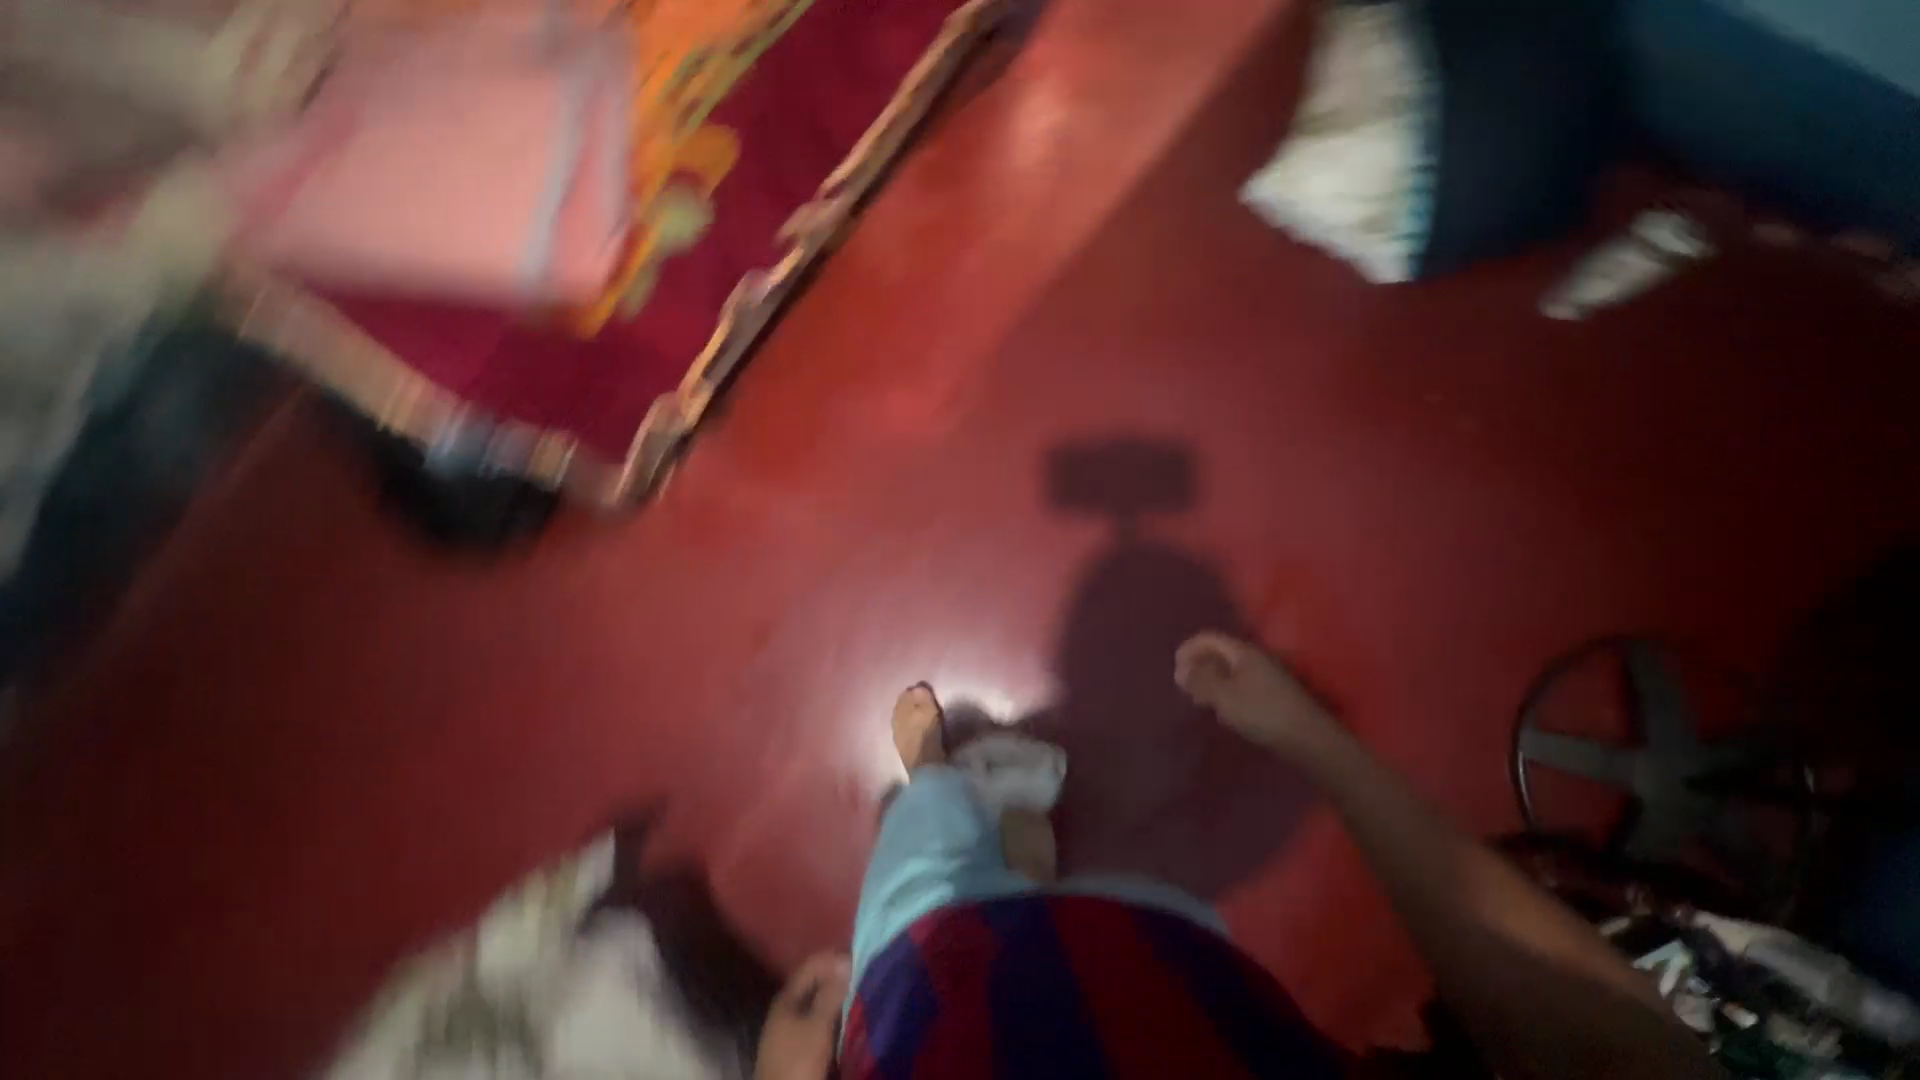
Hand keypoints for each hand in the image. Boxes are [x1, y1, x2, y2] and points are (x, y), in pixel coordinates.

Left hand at [754, 952, 851, 1079]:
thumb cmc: (798, 1062)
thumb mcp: (817, 1027)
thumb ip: (830, 994)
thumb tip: (845, 961)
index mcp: (786, 999)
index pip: (811, 966)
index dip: (834, 958)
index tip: (859, 958)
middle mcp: (786, 1009)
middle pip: (814, 984)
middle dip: (838, 978)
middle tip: (863, 976)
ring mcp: (789, 1029)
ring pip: (817, 1004)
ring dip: (837, 999)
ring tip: (860, 996)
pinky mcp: (797, 1047)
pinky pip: (819, 1022)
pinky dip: (834, 1017)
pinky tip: (848, 1021)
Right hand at [1174, 631, 1338, 758]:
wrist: (1306, 737)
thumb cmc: (1260, 711)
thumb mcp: (1223, 695)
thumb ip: (1200, 679)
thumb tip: (1181, 670)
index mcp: (1243, 651)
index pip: (1209, 638)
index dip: (1188, 649)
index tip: (1175, 668)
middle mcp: (1255, 657)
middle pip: (1220, 652)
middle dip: (1198, 666)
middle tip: (1184, 687)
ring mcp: (1266, 675)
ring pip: (1230, 670)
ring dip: (1211, 680)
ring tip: (1200, 700)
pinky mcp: (1272, 694)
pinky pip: (1241, 684)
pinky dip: (1226, 691)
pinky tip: (1224, 711)